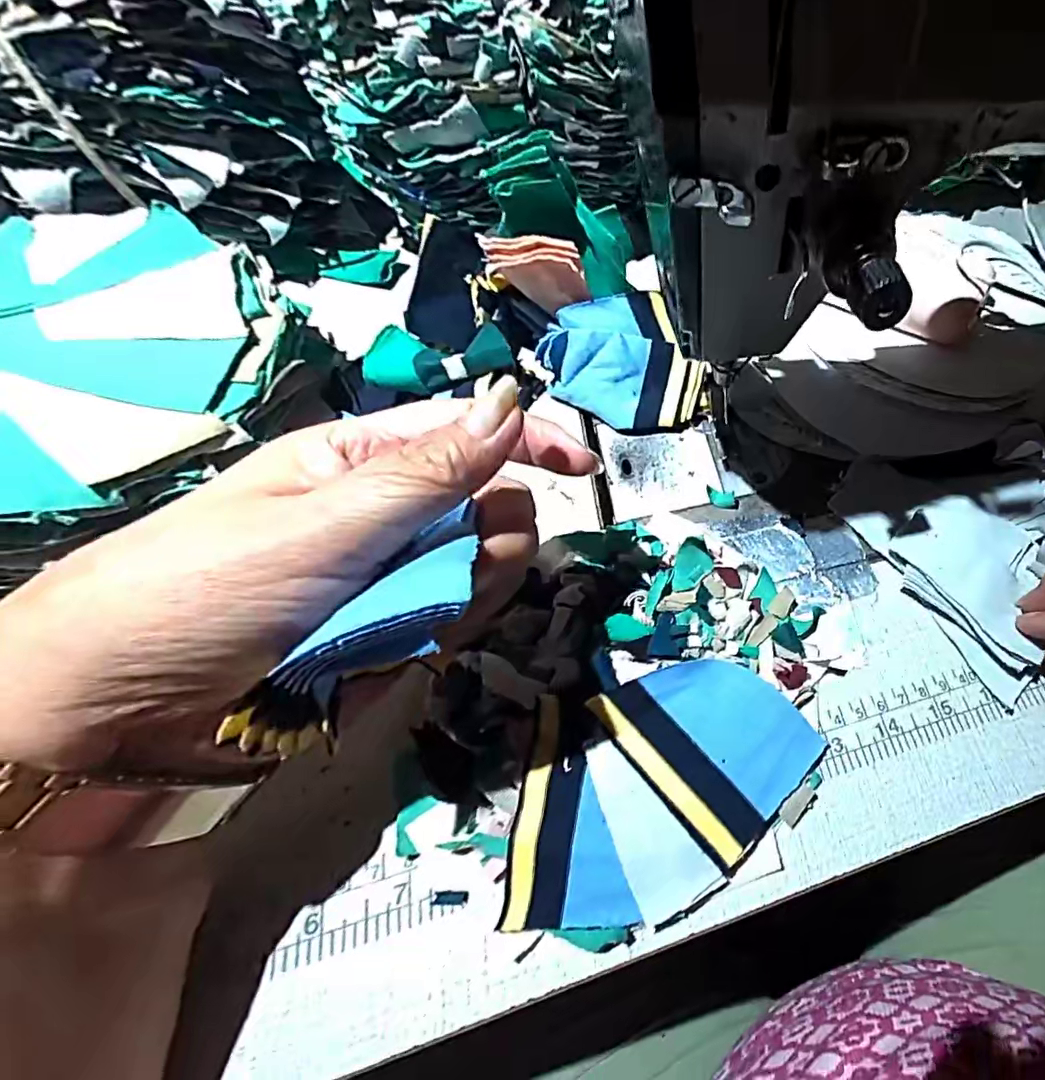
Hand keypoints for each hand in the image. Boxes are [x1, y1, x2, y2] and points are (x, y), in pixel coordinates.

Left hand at [0, 380, 597, 778]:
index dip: (533, 441)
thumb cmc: (203, 593)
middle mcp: (397, 512)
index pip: (471, 432)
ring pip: (496, 564)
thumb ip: (433, 469)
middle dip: (488, 540)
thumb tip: (511, 400)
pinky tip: (401, 642)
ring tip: (404, 614)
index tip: (583, 468)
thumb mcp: (324, 522)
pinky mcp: (412, 621)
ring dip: (468, 589)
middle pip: (500, 508)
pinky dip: (450, 625)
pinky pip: (472, 611)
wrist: (116, 720)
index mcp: (364, 462)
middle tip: (446, 568)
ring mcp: (407, 571)